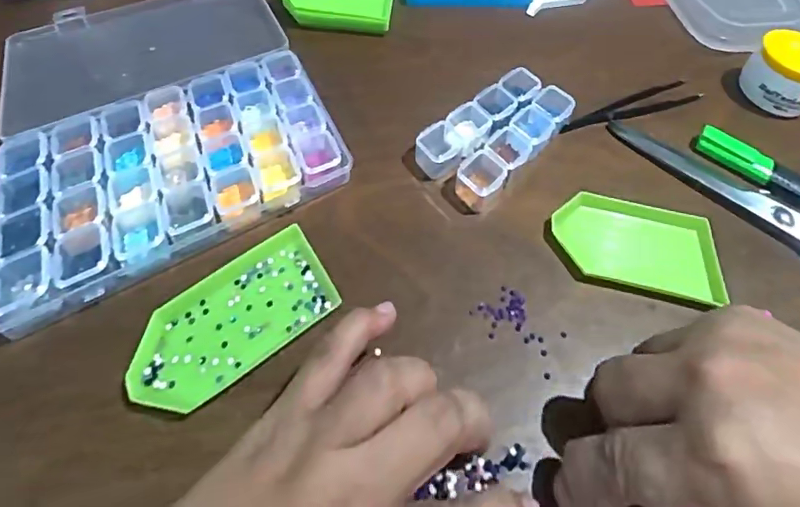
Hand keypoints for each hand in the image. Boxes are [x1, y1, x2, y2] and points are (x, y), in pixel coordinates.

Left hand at [174, 302, 530, 506]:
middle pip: (428, 423)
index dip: (499, 502)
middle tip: (472, 436)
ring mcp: (308, 434)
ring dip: (420, 383)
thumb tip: (449, 497)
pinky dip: (358, 328)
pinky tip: (385, 313)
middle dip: (466, 419)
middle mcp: (345, 478)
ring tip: (431, 398)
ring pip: (384, 381)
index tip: (520, 498)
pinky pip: (324, 356)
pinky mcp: (278, 412)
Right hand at [557, 306, 799, 506]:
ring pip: (633, 358)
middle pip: (604, 393)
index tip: (586, 501)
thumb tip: (617, 497)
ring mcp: (728, 338)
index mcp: (710, 462)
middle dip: (608, 439)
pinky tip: (719, 407)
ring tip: (678, 439)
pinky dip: (675, 373)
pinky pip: (675, 339)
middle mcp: (704, 382)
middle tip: (636, 475)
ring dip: (641, 401)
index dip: (582, 491)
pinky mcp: (750, 320)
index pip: (597, 467)